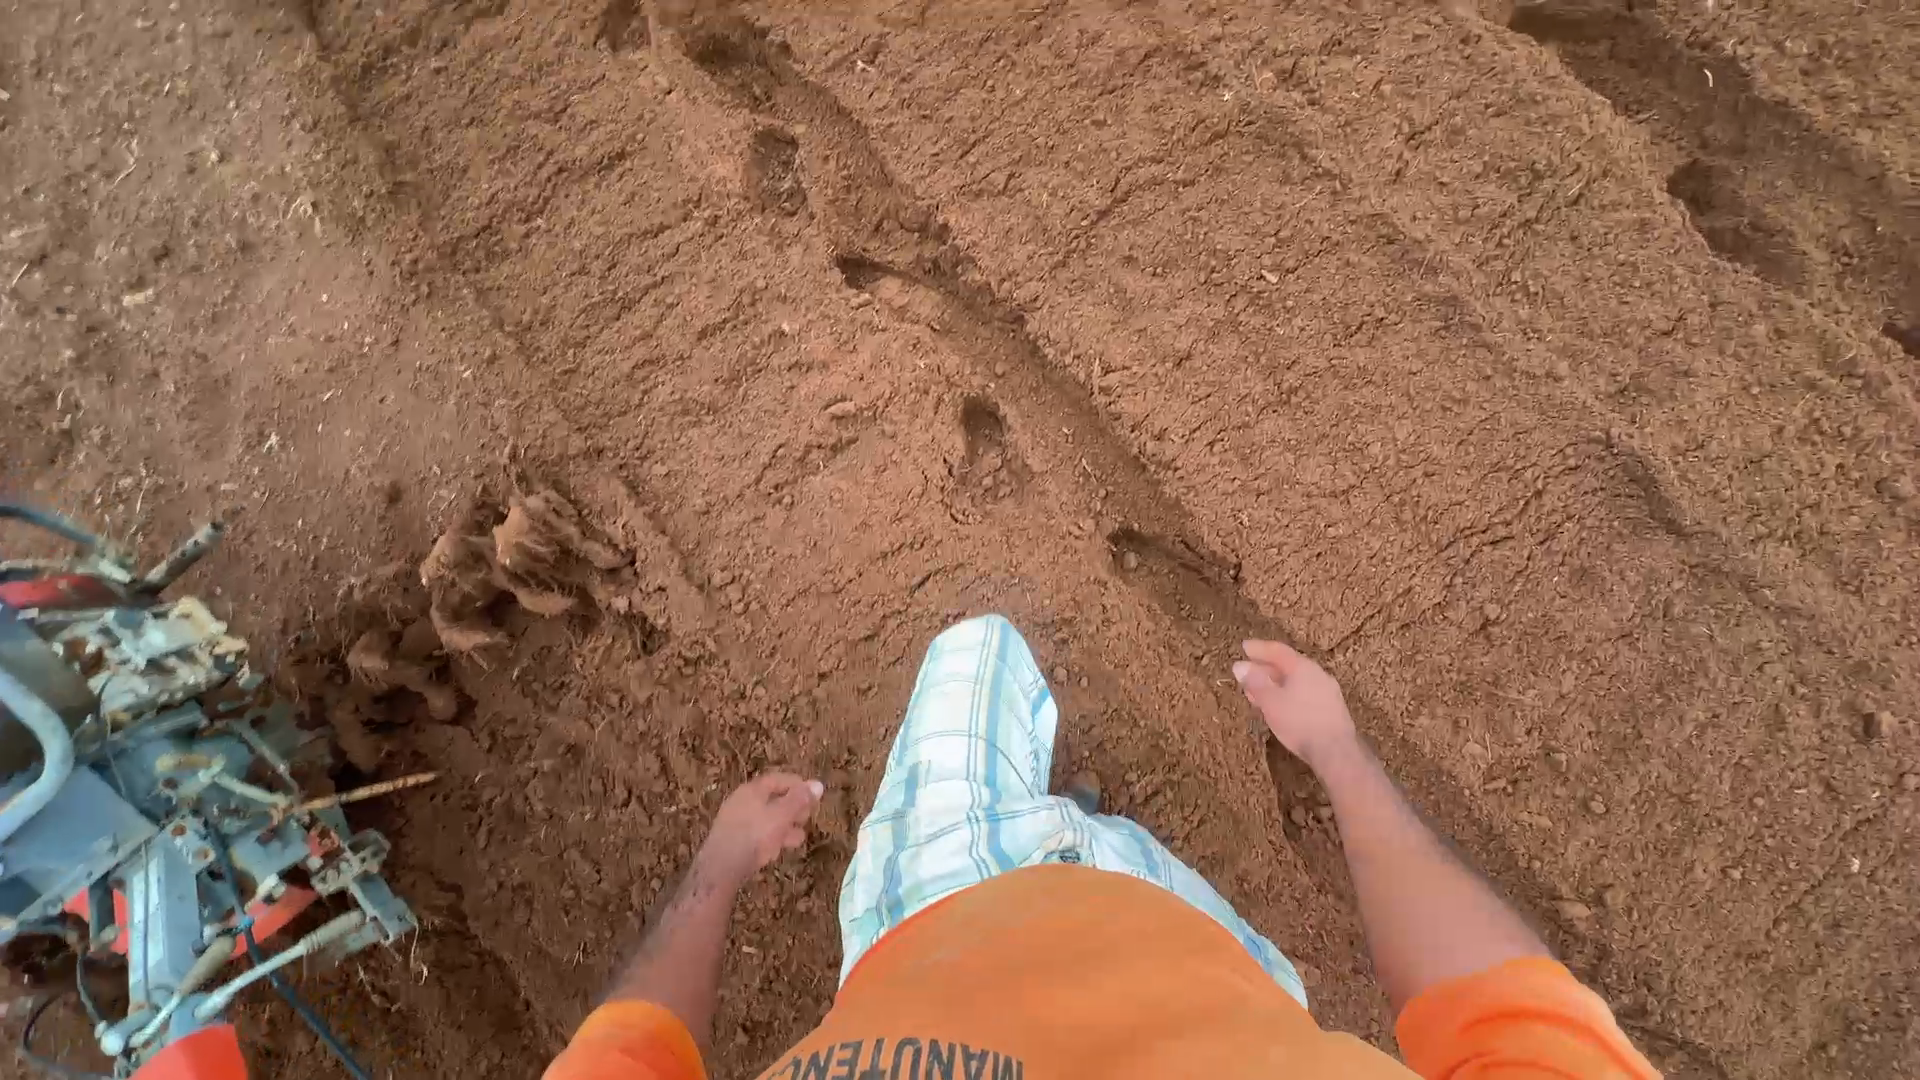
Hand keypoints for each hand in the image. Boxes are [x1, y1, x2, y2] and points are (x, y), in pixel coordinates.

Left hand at [696, 772, 824, 885]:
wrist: (720, 869)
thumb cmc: (755, 835)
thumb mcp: (783, 814)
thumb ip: (800, 800)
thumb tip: (818, 784)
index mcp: (752, 790)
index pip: (778, 779)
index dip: (797, 785)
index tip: (812, 794)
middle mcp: (741, 802)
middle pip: (771, 799)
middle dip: (792, 808)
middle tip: (807, 817)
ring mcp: (734, 822)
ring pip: (765, 819)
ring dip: (784, 826)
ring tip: (799, 838)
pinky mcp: (731, 842)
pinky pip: (755, 834)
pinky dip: (770, 838)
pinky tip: (777, 850)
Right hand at [1233, 639, 1358, 770]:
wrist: (1336, 752)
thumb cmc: (1299, 721)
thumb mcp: (1270, 701)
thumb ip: (1255, 682)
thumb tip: (1240, 666)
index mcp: (1303, 668)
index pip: (1278, 651)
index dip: (1259, 648)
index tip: (1244, 647)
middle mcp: (1318, 675)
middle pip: (1287, 666)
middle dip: (1264, 668)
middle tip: (1246, 671)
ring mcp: (1327, 692)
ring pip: (1295, 681)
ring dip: (1274, 684)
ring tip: (1256, 691)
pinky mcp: (1330, 710)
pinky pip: (1302, 694)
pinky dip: (1285, 694)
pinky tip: (1276, 706)